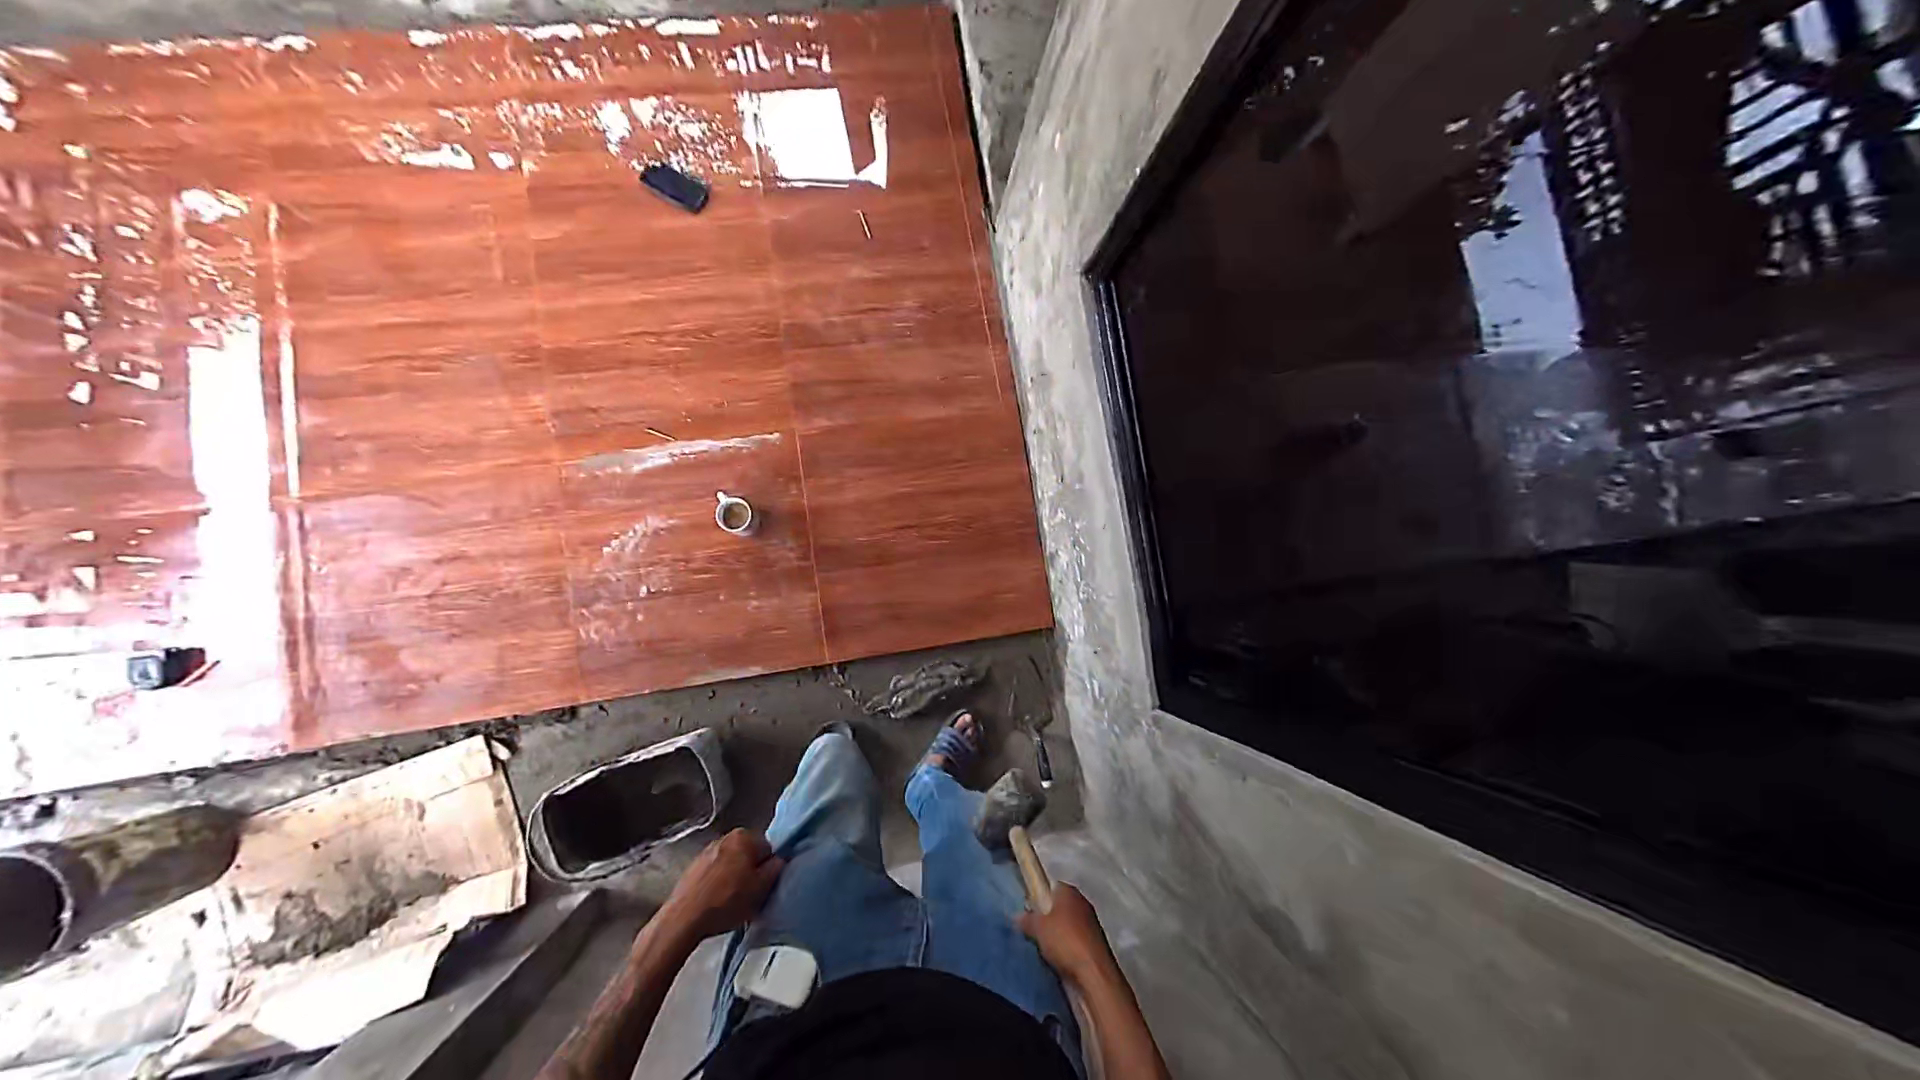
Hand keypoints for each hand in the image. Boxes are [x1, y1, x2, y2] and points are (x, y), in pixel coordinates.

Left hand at [656, 828, 784, 941]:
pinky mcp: (692, 868)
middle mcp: (724, 837)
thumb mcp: (761, 888)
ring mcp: (706, 852)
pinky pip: (714, 874)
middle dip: (750, 872)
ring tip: (731, 902)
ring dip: (733, 879)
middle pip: (748, 855)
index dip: (767, 870)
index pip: (767, 849)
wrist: (683, 919)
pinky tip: (715, 902)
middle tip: (749, 895)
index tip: (762, 887)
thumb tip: (778, 861)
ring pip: (730, 864)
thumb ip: (776, 869)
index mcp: (743, 836)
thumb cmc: (726, 901)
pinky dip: (717, 884)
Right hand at [1017, 883, 1117, 984]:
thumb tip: (1018, 916)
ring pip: (1068, 923)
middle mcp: (1082, 902)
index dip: (1038, 896)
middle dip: (1047, 916)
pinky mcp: (1096, 943)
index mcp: (1069, 891)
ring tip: (1044, 946)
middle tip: (1034, 929)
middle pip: (1059, 905)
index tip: (1028, 910)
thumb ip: (1026, 919)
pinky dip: (1068, 946)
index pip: (1050, 886)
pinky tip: (1059, 957)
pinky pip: (1076, 939)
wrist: (1094, 973)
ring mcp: (1092, 922)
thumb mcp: (1037, 928)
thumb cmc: (1064, 941)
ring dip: (1058, 933)